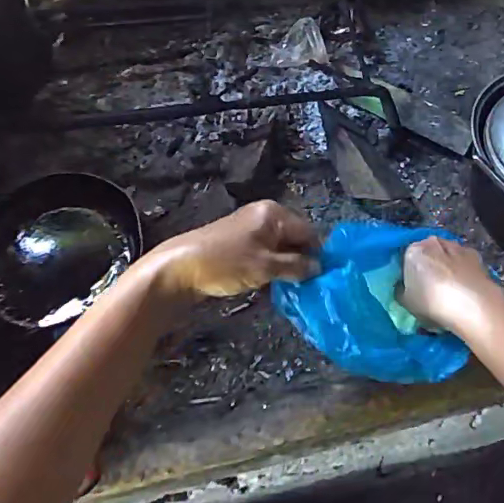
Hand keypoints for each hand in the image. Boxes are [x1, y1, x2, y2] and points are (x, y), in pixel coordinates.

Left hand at [139, 200, 318, 301]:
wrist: (179, 268)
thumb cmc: (225, 263)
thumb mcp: (265, 267)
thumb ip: (296, 266)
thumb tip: (319, 268)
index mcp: (274, 213)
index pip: (308, 232)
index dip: (318, 254)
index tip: (324, 279)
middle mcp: (264, 215)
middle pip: (295, 238)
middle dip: (302, 261)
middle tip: (308, 287)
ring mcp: (250, 227)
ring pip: (280, 247)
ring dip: (287, 266)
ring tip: (293, 288)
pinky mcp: (240, 242)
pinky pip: (266, 252)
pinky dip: (272, 266)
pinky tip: (273, 284)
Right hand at [401, 236, 503, 334]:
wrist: (473, 305)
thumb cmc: (433, 303)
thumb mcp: (406, 303)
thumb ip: (401, 291)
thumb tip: (403, 287)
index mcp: (412, 251)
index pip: (406, 259)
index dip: (409, 274)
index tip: (413, 289)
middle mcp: (433, 242)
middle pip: (427, 254)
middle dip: (429, 268)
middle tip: (432, 290)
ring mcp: (456, 246)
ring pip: (446, 256)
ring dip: (447, 268)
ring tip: (452, 291)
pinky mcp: (475, 255)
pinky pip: (463, 262)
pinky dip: (463, 271)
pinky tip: (466, 288)